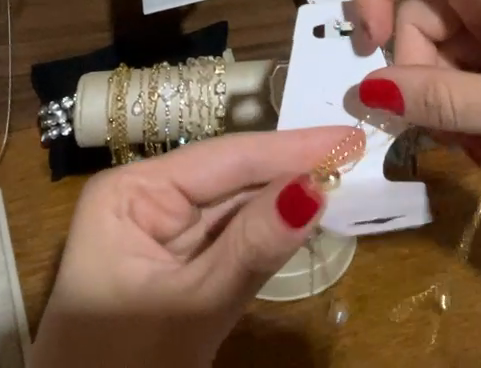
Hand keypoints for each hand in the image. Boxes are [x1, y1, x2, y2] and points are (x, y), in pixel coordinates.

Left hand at [30, 127, 347, 367]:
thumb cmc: (123, 366)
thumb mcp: (192, 307)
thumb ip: (253, 247)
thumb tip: (315, 189)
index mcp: (132, 191)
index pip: (225, 158)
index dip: (291, 147)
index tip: (350, 136)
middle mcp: (147, 197)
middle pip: (232, 176)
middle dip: (292, 166)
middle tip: (357, 151)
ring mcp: (162, 230)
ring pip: (236, 204)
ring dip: (286, 195)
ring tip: (344, 171)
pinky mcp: (178, 262)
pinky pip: (231, 236)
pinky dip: (269, 229)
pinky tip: (305, 212)